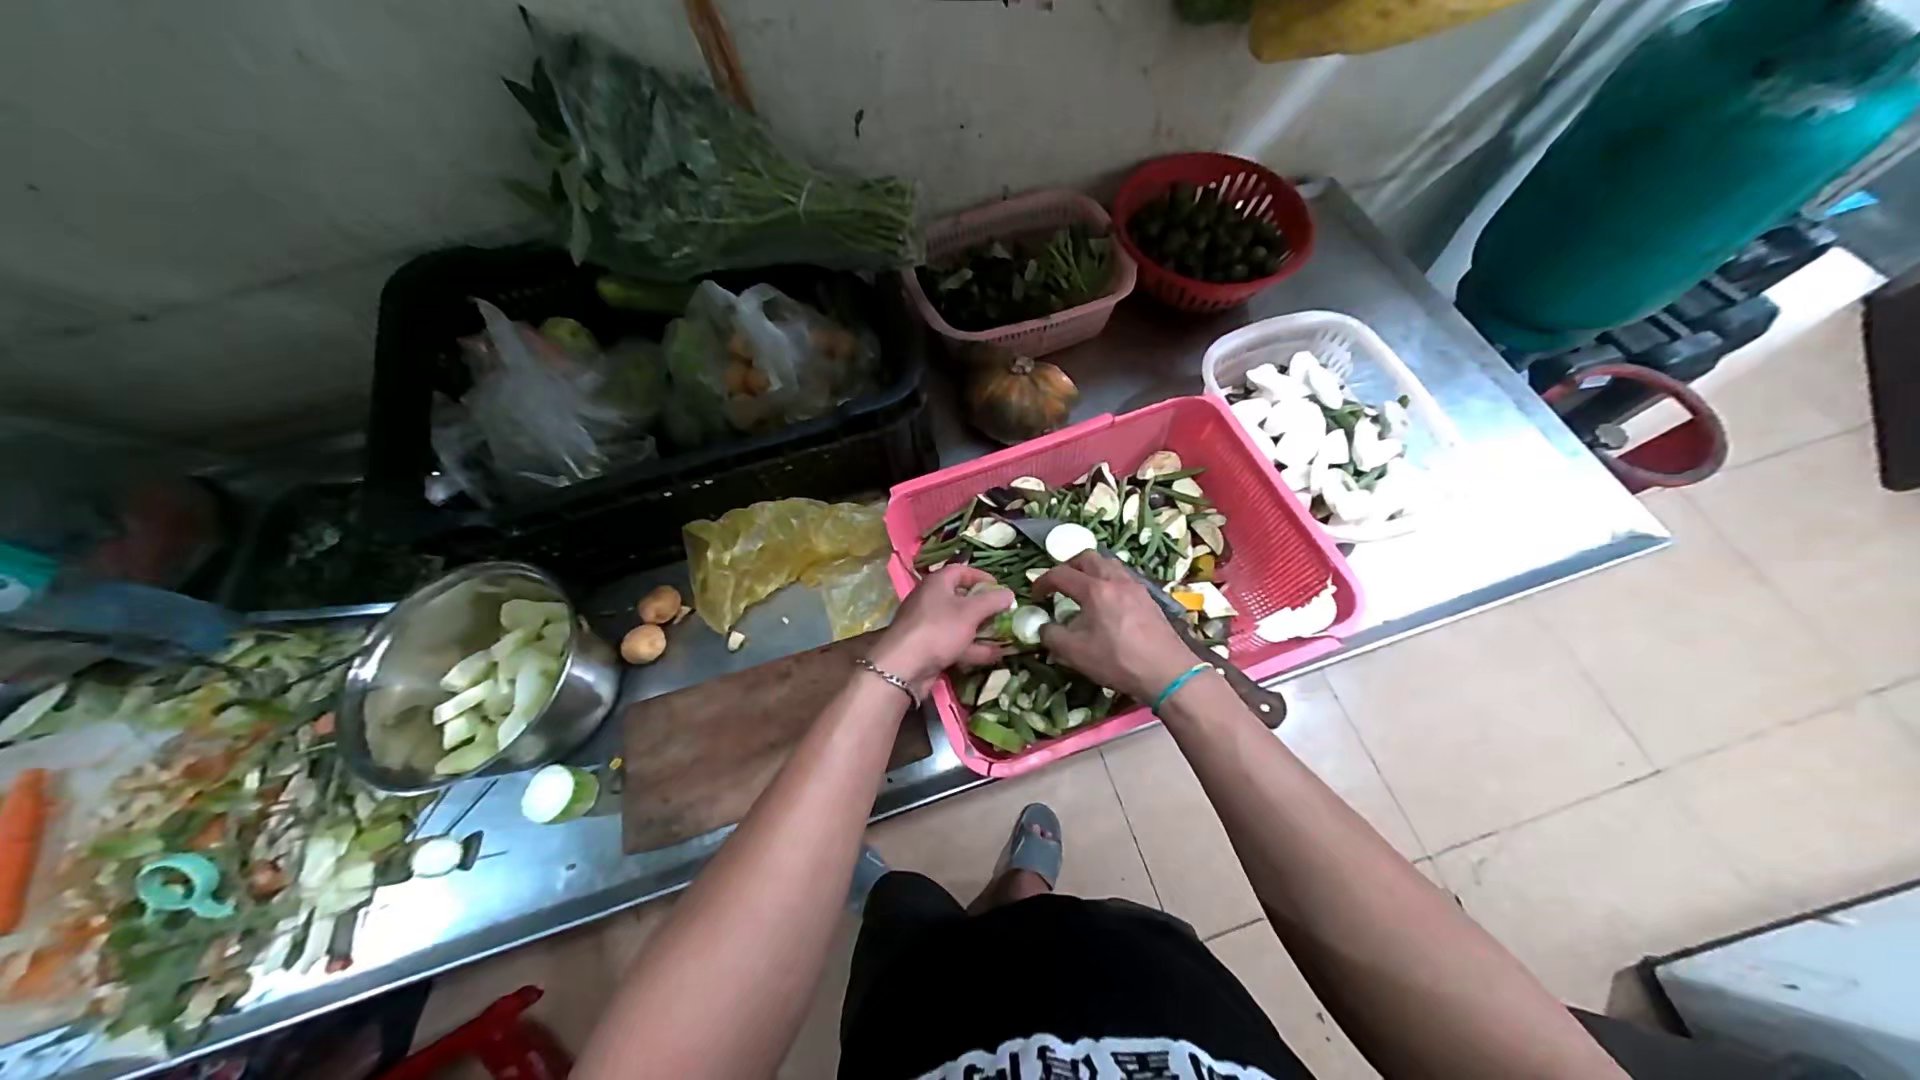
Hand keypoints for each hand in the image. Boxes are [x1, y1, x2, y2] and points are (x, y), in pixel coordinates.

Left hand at [867, 565, 1013, 695]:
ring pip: (960, 624)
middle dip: (985, 608)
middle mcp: (930, 600)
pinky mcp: (928, 648)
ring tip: (1006, 637)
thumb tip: (1009, 593)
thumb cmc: (938, 629)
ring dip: (982, 631)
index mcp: (937, 583)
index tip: (999, 587)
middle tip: (1004, 614)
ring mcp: (928, 626)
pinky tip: (994, 656)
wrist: (904, 666)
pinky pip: (955, 644)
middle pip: (961, 599)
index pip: (960, 571)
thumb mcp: (970, 612)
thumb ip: (992, 601)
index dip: (981, 577)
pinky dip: (973, 648)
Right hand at [1034, 553, 1194, 703]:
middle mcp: (1115, 580)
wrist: (1167, 672)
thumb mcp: (1075, 653)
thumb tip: (1045, 627)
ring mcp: (1136, 587)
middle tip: (1060, 584)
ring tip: (1083, 590)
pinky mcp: (1149, 598)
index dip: (1043, 582)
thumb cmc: (1117, 661)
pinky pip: (1123, 577)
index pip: (1061, 574)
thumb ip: (1052, 636)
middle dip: (1068, 567)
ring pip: (1109, 564)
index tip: (1036, 595)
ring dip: (1091, 571)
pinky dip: (1108, 581)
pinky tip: (1107, 603)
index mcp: (1094, 589)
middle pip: (1087, 558)